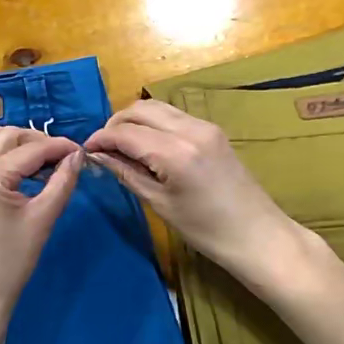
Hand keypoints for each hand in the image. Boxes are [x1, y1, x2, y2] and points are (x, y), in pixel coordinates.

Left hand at [0, 126, 83, 343]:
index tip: (82, 151)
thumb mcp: (44, 217)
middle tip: (65, 157)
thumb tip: (77, 155)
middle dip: (40, 141)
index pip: (30, 149)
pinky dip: (7, 153)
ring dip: (22, 143)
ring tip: (46, 161)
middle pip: (10, 135)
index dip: (59, 146)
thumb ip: (62, 181)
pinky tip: (27, 170)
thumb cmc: (15, 259)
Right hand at [84, 100, 312, 291]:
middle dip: (115, 124)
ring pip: (157, 107)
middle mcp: (189, 129)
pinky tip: (146, 144)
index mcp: (175, 152)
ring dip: (134, 120)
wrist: (258, 235)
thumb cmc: (206, 230)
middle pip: (139, 109)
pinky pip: (173, 115)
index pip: (125, 132)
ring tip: (121, 145)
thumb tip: (97, 155)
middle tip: (103, 147)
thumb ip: (126, 173)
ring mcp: (204, 126)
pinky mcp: (212, 130)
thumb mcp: (160, 203)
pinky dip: (153, 123)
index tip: (85, 151)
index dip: (101, 139)